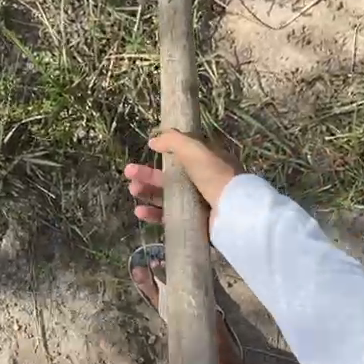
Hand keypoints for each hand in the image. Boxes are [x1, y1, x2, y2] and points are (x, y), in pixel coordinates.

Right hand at [123, 129, 241, 223]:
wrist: (234, 213)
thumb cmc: (216, 176)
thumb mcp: (195, 150)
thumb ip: (173, 141)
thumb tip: (153, 141)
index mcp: (208, 161)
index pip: (184, 154)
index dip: (165, 150)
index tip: (149, 148)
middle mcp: (203, 181)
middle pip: (170, 176)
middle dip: (148, 173)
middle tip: (128, 172)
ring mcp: (198, 203)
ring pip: (167, 196)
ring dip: (148, 192)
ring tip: (133, 190)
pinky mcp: (193, 223)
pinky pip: (169, 217)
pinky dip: (153, 214)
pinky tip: (140, 211)